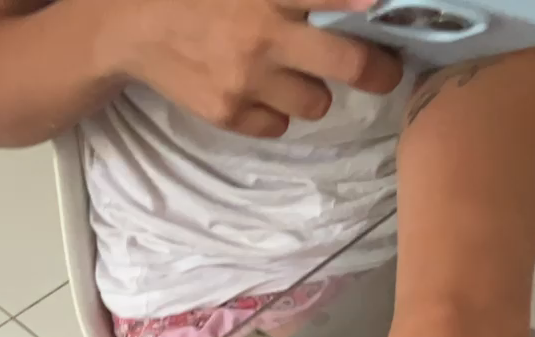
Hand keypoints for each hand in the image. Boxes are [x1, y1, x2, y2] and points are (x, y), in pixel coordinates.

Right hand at [107, 0, 403, 136]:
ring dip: (315, 91)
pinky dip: (278, 112)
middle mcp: (265, 36)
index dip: (379, 8)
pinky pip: (278, 126)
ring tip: (295, 74)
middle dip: (379, 70)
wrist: (134, 27)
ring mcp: (247, 82)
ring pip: (316, 104)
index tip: (400, 15)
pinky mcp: (229, 114)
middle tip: (387, 71)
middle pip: (349, 64)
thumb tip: (358, 0)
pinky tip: (261, 91)